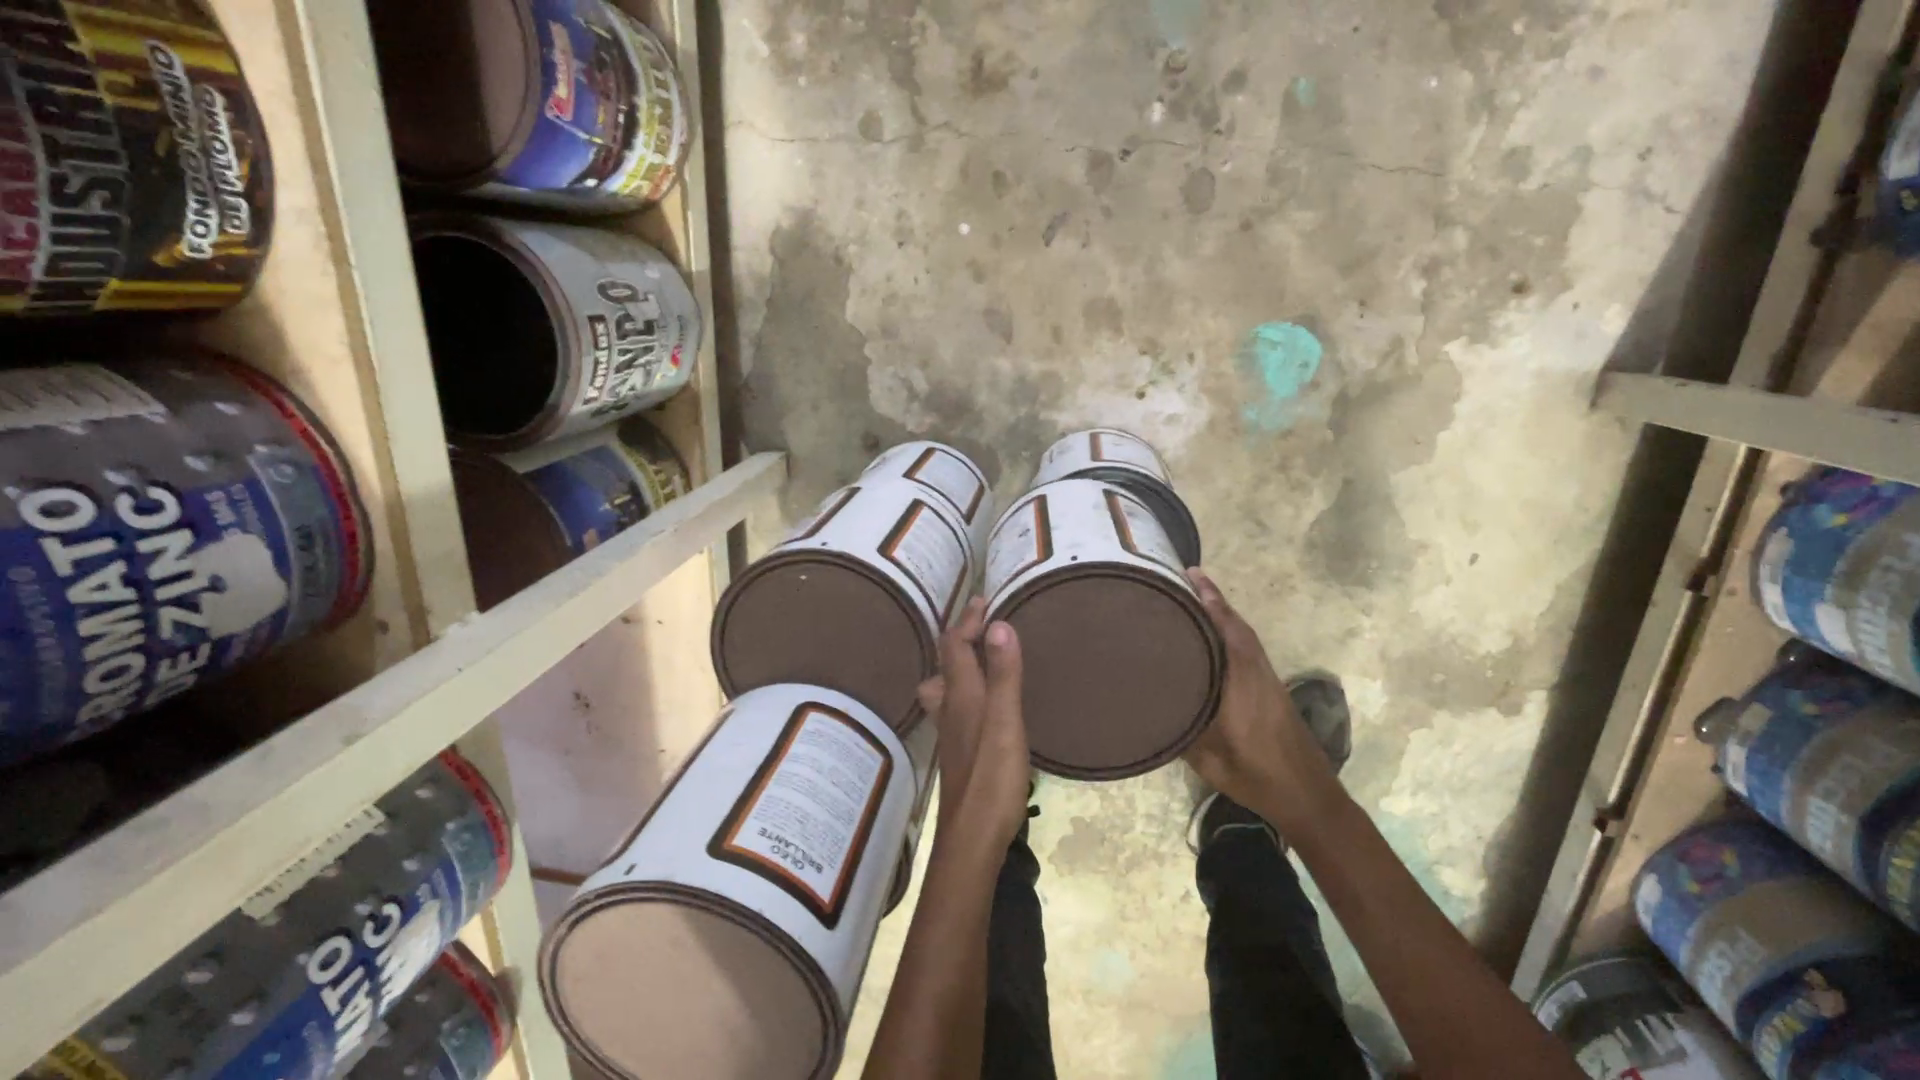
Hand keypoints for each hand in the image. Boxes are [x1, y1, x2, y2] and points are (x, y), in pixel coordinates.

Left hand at [917, 597, 1030, 851]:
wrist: (972, 837)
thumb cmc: (993, 779)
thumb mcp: (1006, 723)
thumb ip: (1004, 675)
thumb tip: (998, 625)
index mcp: (962, 697)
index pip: (955, 647)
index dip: (967, 621)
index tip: (984, 600)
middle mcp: (951, 710)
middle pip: (945, 665)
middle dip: (960, 639)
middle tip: (980, 624)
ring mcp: (953, 734)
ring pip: (946, 689)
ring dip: (959, 666)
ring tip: (979, 659)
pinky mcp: (962, 754)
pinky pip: (958, 709)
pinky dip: (967, 692)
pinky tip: (983, 707)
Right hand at [1183, 568, 1348, 841]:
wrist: (1308, 795)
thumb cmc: (1257, 776)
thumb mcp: (1208, 758)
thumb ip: (1180, 730)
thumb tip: (1150, 708)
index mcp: (1242, 681)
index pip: (1226, 630)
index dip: (1209, 601)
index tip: (1189, 575)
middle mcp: (1257, 672)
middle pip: (1236, 626)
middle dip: (1211, 601)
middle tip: (1180, 582)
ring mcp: (1267, 680)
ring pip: (1244, 637)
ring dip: (1221, 616)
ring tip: (1191, 604)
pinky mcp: (1271, 691)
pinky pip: (1247, 650)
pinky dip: (1229, 635)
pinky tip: (1210, 642)